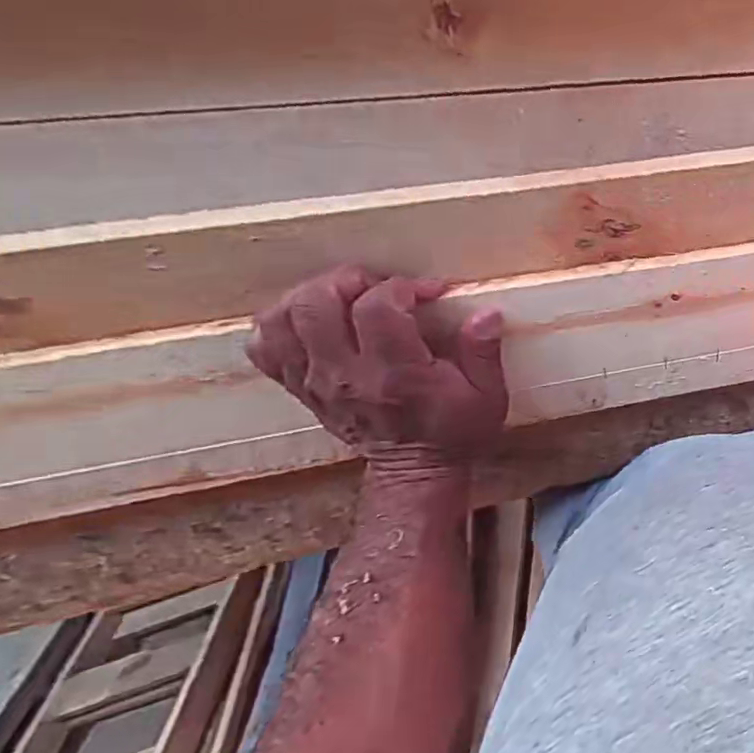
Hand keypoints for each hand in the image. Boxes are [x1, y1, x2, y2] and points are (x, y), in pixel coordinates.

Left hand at [246, 266, 506, 463]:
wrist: (417, 472)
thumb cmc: (454, 433)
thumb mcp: (487, 396)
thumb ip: (484, 352)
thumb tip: (486, 314)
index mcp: (397, 375)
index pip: (377, 307)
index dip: (402, 286)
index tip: (426, 292)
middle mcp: (348, 376)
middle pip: (317, 302)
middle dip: (349, 280)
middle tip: (378, 287)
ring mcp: (317, 383)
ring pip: (282, 319)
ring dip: (310, 296)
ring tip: (344, 299)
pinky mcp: (302, 390)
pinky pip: (266, 346)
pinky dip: (281, 324)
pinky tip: (313, 323)